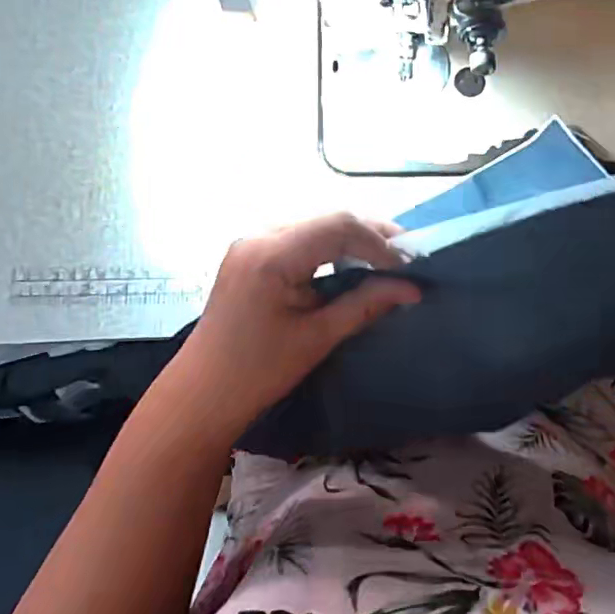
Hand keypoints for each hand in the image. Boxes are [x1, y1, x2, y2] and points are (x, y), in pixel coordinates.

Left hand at [171, 213, 422, 421]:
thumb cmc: (258, 372)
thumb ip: (365, 305)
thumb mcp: (317, 338)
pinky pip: (295, 240)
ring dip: (349, 241)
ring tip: (384, 261)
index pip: (338, 225)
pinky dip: (325, 250)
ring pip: (311, 227)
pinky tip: (347, 266)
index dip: (379, 241)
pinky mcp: (247, 256)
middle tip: (406, 258)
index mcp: (271, 254)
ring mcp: (249, 244)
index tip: (410, 265)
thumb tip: (412, 289)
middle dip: (368, 237)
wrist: (203, 392)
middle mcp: (258, 237)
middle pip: (325, 221)